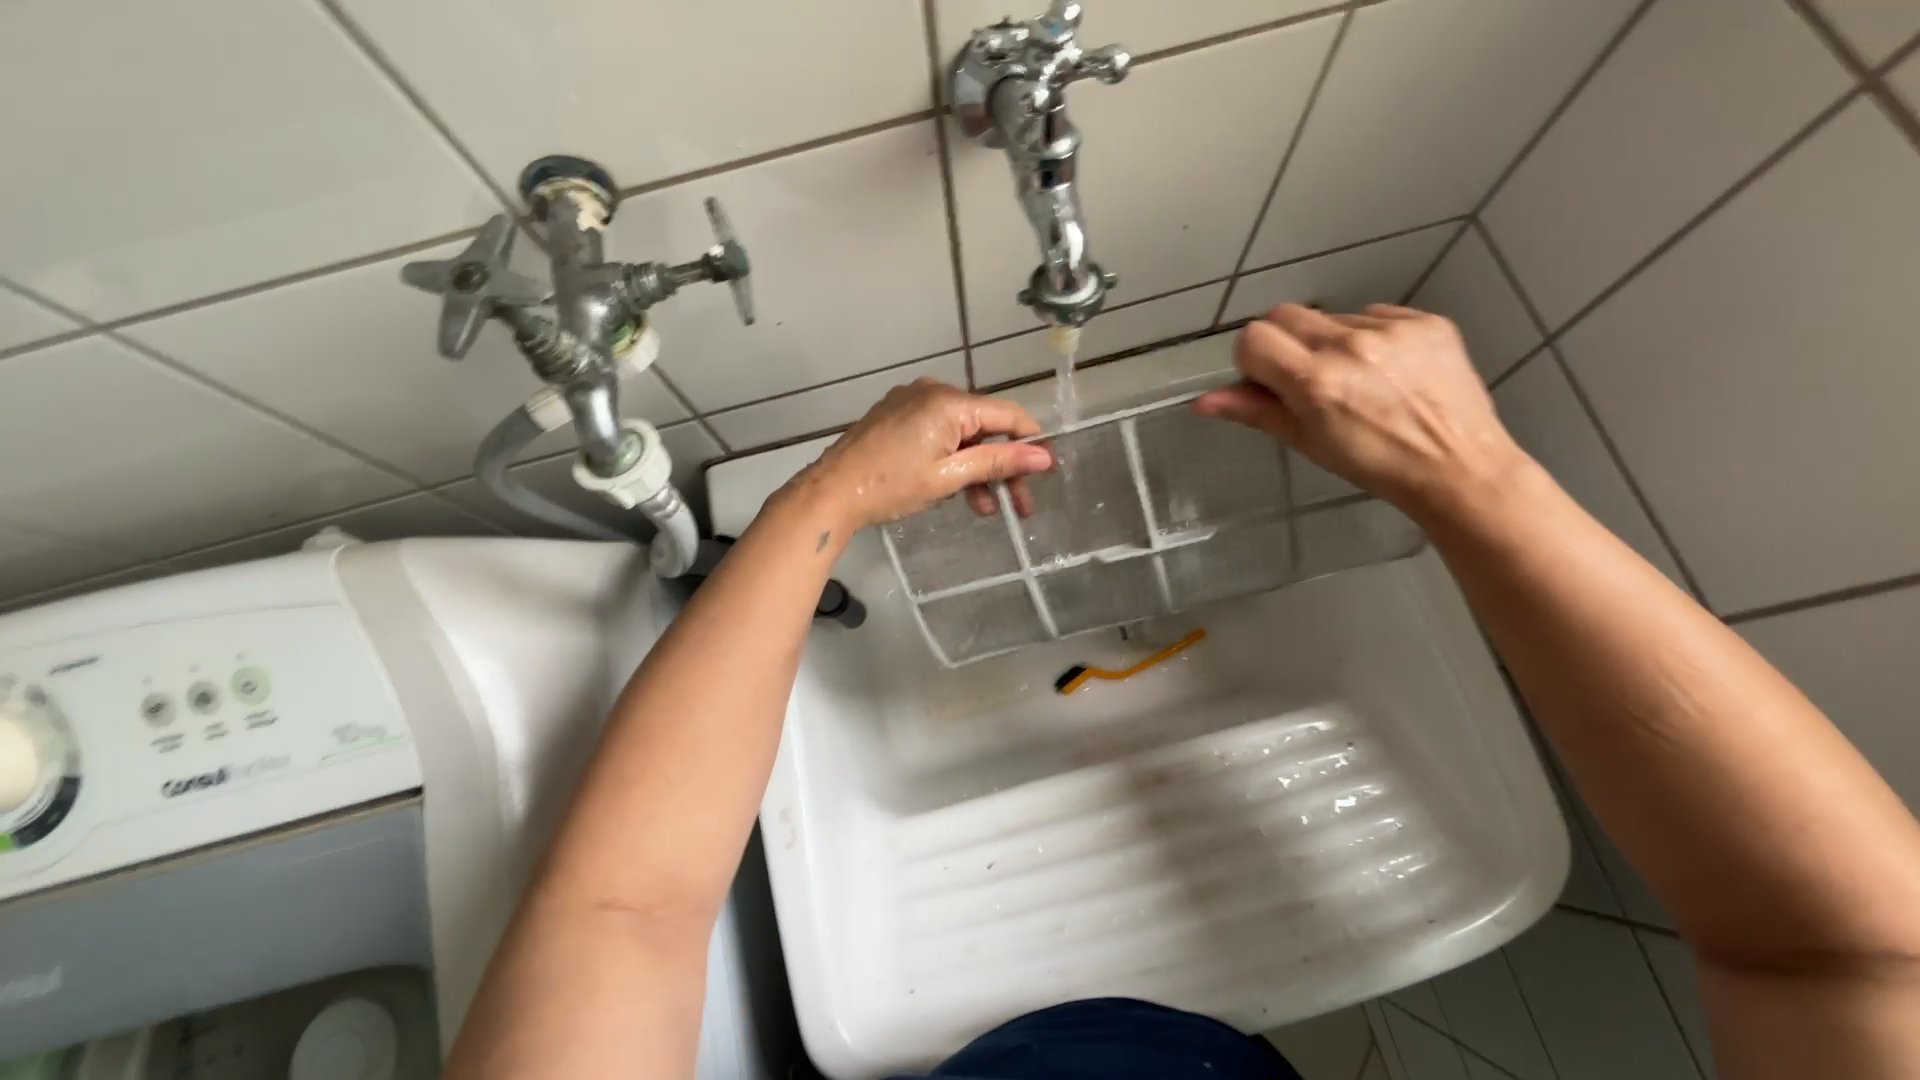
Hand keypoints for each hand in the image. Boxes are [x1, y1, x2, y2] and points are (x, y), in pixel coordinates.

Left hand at [798, 378, 1053, 529]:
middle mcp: (934, 392)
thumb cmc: (890, 486)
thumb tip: (1043, 457)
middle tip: (1018, 506)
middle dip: (1002, 466)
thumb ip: (998, 463)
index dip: (1031, 444)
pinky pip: (939, 433)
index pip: (1008, 416)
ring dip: (977, 468)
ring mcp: (913, 402)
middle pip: (985, 426)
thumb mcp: (949, 478)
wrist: (831, 492)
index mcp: (949, 402)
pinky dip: (952, 459)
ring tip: (984, 508)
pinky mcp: (899, 415)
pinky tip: (955, 490)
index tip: (1046, 473)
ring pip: (962, 433)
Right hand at [1192, 304, 1528, 518]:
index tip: (1270, 384)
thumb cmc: (1374, 464)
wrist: (1457, 466)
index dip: (1253, 361)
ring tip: (1356, 380)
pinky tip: (1387, 371)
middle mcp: (1349, 345)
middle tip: (1306, 380)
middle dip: (1284, 344)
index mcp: (1314, 381)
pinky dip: (1370, 338)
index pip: (1252, 339)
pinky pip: (1375, 314)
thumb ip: (1254, 411)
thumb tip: (1202, 402)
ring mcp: (1392, 329)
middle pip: (1284, 315)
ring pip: (1330, 316)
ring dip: (1329, 342)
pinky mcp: (1426, 321)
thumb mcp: (1306, 442)